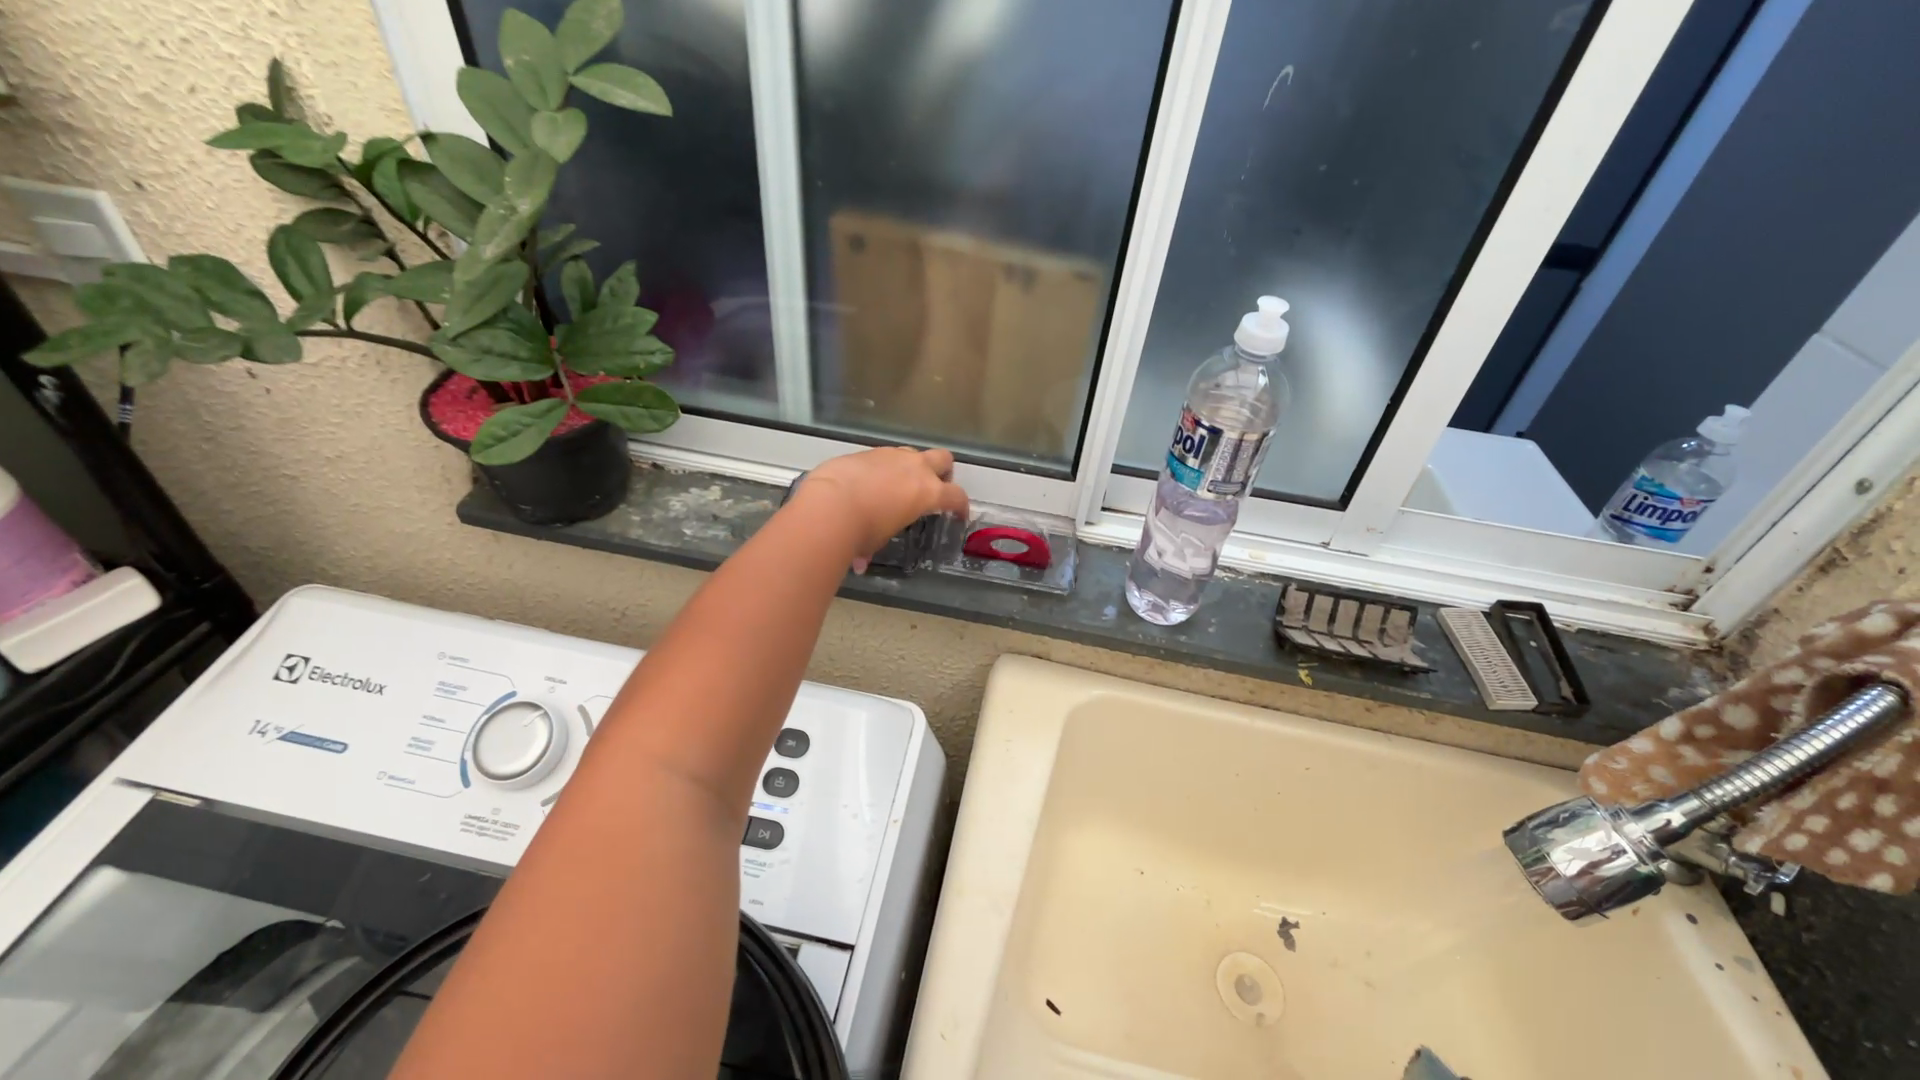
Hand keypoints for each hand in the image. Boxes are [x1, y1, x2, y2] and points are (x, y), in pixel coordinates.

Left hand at [792, 447, 969, 569]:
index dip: (961, 506)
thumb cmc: (863, 530)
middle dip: (942, 472)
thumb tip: (861, 562)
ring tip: (897, 485)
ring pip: (912, 453)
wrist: (830, 504)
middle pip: (943, 459)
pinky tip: (868, 482)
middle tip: (932, 488)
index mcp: (928, 492)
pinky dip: (883, 467)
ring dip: (911, 467)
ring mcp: (891, 455)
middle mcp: (915, 468)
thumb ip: (877, 543)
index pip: (957, 496)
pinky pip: (884, 456)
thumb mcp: (877, 540)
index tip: (958, 515)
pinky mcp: (867, 451)